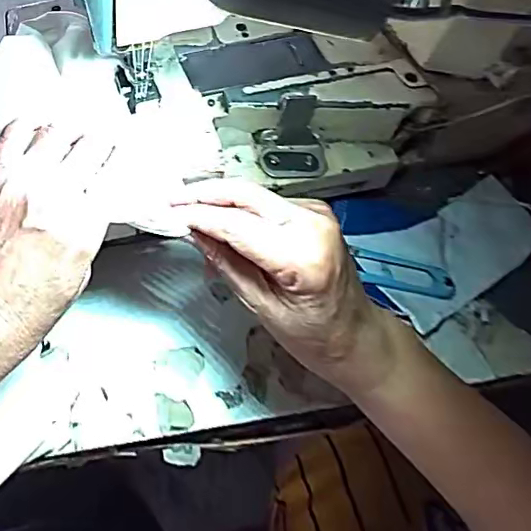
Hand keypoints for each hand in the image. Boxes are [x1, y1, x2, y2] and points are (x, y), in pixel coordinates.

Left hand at [0, 122, 115, 388]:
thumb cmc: (22, 311)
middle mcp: (51, 198)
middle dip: (103, 143)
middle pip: (91, 145)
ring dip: (71, 132)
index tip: (128, 159)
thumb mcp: (79, 274)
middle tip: (106, 143)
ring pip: (56, 131)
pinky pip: (14, 134)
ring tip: (75, 135)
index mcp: (80, 227)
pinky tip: (38, 129)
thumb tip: (96, 200)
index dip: (126, 164)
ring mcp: (20, 184)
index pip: (116, 174)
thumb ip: (90, 228)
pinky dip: (30, 126)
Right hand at [172, 180, 401, 395]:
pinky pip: (264, 202)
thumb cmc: (316, 335)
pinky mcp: (311, 209)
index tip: (170, 213)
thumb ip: (226, 264)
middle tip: (172, 199)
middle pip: (245, 194)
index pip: (237, 224)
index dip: (199, 215)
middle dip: (204, 194)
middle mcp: (312, 223)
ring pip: (252, 194)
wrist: (360, 337)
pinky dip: (237, 208)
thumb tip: (194, 231)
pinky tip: (220, 220)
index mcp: (303, 255)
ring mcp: (314, 212)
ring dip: (219, 200)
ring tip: (189, 212)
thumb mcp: (262, 307)